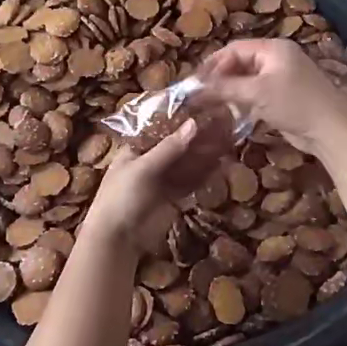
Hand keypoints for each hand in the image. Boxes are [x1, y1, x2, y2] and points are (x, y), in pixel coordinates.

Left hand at [84, 117, 231, 247]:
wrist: (118, 238)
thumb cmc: (122, 197)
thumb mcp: (143, 168)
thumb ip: (169, 148)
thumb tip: (194, 123)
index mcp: (135, 149)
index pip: (160, 128)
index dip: (179, 119)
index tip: (204, 107)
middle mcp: (149, 161)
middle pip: (177, 145)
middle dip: (197, 137)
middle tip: (223, 123)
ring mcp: (161, 179)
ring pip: (186, 163)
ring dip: (204, 154)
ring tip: (228, 140)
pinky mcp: (172, 197)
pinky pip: (191, 181)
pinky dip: (205, 174)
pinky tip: (222, 165)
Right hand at [198, 39, 346, 151]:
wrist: (332, 131)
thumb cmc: (294, 104)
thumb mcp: (255, 93)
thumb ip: (222, 88)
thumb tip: (192, 89)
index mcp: (273, 48)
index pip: (233, 49)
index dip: (212, 65)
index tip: (194, 83)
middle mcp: (277, 58)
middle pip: (238, 63)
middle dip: (218, 78)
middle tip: (199, 95)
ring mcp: (281, 78)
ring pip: (245, 80)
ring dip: (228, 91)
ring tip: (211, 105)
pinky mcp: (282, 96)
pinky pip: (255, 93)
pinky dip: (241, 101)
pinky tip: (230, 113)